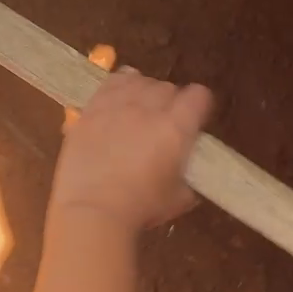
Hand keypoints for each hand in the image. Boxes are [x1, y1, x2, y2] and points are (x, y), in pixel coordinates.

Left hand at [50, 70, 212, 234]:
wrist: (93, 210)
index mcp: (177, 128)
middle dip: (172, 102)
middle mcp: (149, 108)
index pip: (199, 96)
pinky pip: (110, 83)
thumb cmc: (142, 207)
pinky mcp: (91, 110)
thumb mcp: (181, 196)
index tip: (197, 120)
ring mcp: (117, 106)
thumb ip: (188, 174)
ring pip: (139, 80)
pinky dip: (120, 87)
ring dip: (146, 92)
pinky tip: (120, 101)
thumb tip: (185, 168)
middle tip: (167, 123)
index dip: (201, 105)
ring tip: (142, 109)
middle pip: (168, 87)